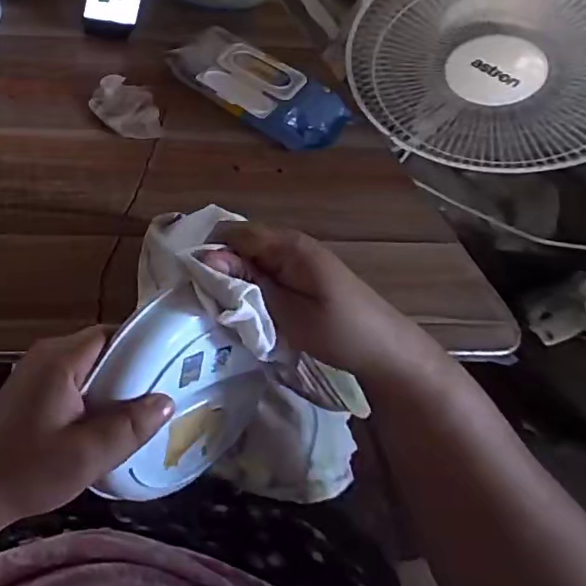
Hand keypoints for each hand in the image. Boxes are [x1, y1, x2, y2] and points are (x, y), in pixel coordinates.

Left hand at [0, 327, 172, 519]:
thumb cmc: (28, 468)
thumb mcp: (86, 454)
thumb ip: (128, 426)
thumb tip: (166, 401)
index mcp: (60, 359)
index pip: (108, 335)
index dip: (139, 349)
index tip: (166, 371)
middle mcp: (46, 355)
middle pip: (98, 349)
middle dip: (127, 373)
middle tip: (156, 402)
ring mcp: (34, 370)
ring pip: (85, 367)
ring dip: (108, 389)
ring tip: (137, 417)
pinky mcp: (29, 389)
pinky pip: (70, 380)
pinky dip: (89, 397)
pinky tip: (103, 427)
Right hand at [202, 221, 447, 387]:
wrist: (389, 353)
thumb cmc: (339, 332)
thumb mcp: (286, 311)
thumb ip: (247, 282)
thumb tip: (205, 258)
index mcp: (286, 245)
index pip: (231, 232)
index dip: (210, 252)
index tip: (197, 281)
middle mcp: (289, 241)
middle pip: (238, 241)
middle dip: (220, 264)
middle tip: (211, 297)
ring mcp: (296, 255)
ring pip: (249, 254)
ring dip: (236, 275)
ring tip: (227, 303)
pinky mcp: (301, 270)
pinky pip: (264, 266)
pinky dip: (252, 281)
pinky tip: (251, 304)